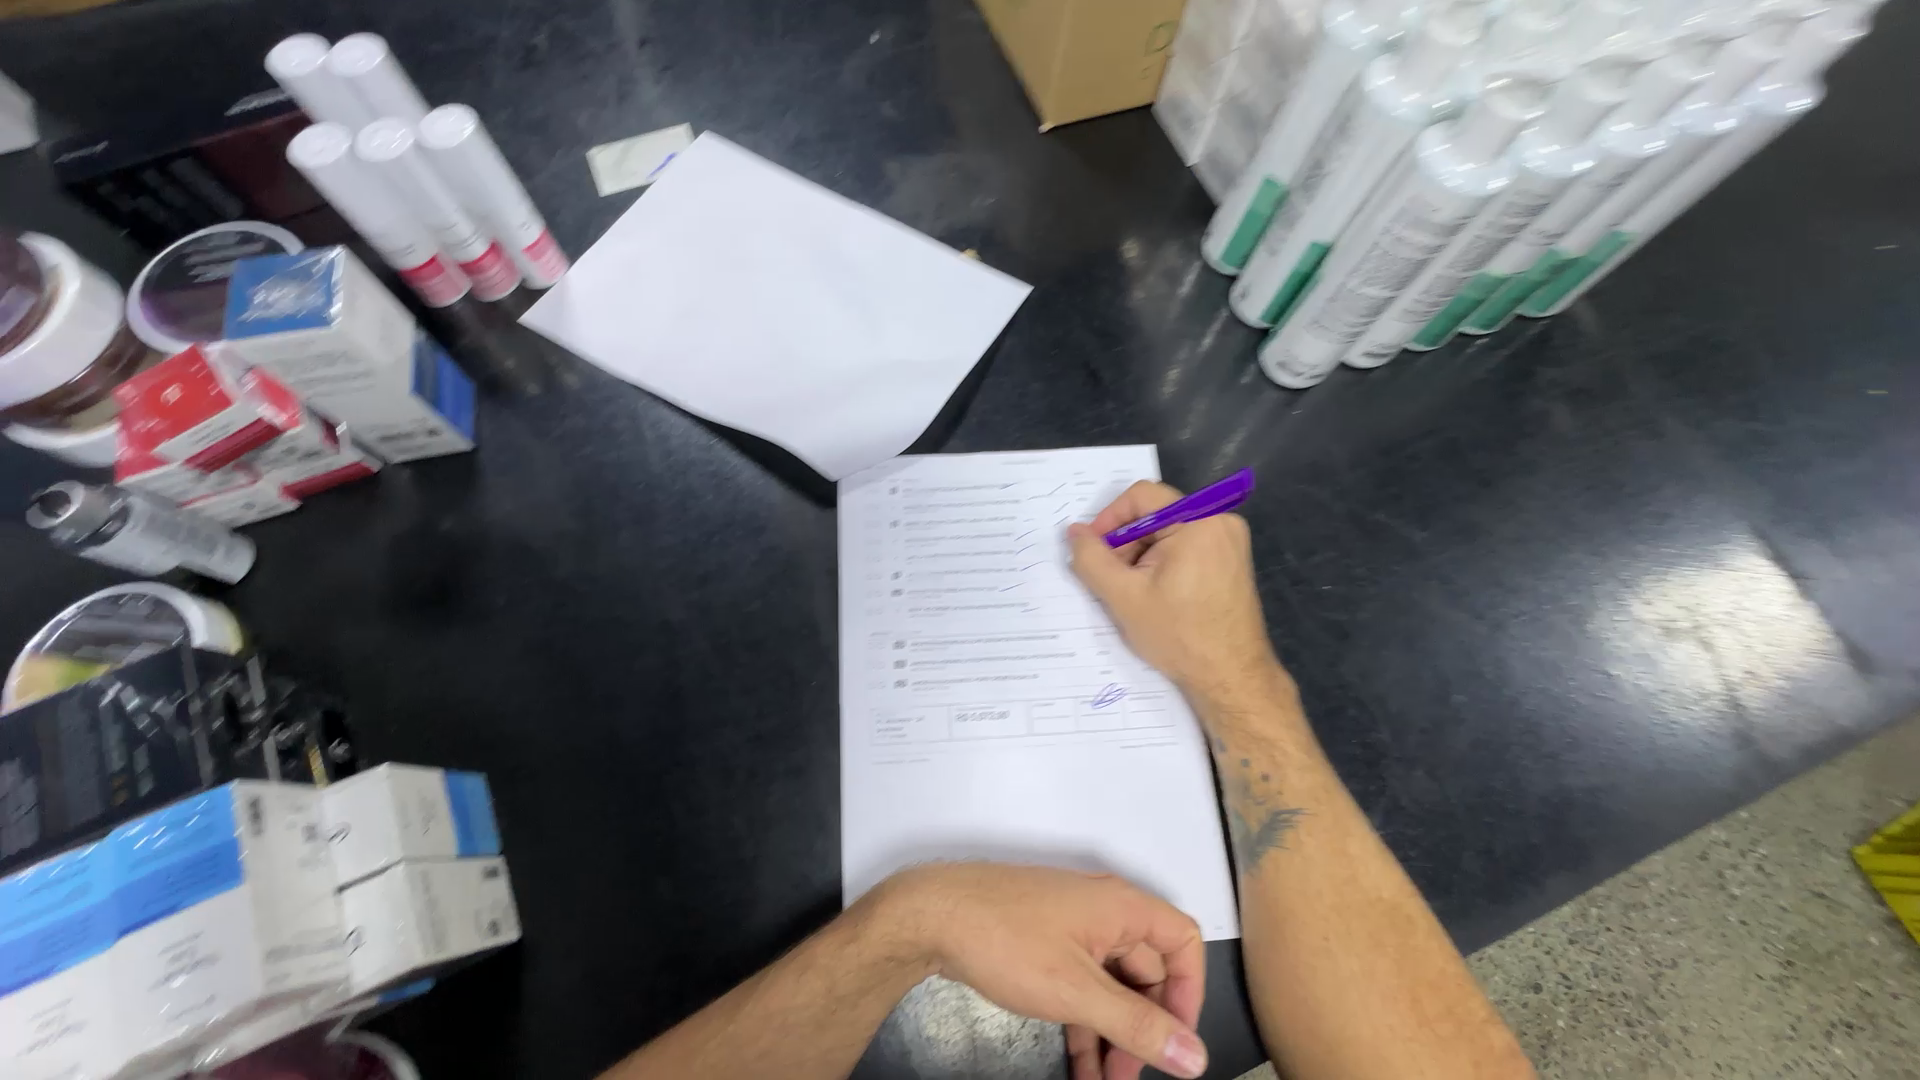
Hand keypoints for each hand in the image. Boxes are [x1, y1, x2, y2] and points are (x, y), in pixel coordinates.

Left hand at [875, 863, 1207, 1079]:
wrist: (932, 916)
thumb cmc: (1008, 941)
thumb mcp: (1077, 991)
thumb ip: (1136, 1025)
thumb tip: (1194, 1057)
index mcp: (1120, 907)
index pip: (1181, 942)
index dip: (1189, 993)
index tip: (1174, 1043)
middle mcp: (1102, 910)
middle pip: (1147, 969)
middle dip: (1144, 1027)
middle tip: (1130, 1077)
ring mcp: (1071, 924)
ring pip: (1111, 983)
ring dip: (1113, 1033)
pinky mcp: (1044, 941)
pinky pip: (1081, 984)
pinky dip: (1085, 1022)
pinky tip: (1080, 1067)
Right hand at [1067, 480, 1284, 709]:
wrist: (1231, 678)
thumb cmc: (1178, 635)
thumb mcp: (1123, 596)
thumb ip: (1091, 558)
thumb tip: (1074, 532)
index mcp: (1199, 521)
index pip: (1141, 496)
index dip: (1109, 519)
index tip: (1093, 551)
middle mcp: (1220, 522)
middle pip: (1155, 515)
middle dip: (1126, 544)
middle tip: (1112, 581)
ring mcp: (1230, 543)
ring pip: (1168, 534)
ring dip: (1141, 558)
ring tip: (1134, 595)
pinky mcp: (1231, 563)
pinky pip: (1185, 549)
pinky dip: (1162, 566)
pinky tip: (1155, 597)